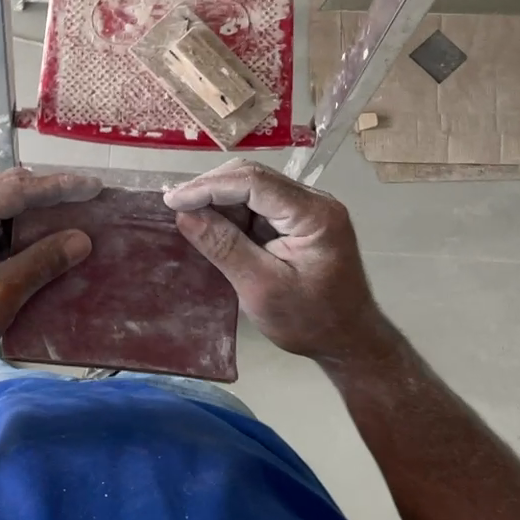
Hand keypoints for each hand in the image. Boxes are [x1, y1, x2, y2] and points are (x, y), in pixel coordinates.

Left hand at [0, 168, 102, 365]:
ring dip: (37, 207)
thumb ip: (42, 262)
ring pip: (3, 205)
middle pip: (9, 190)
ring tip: (74, 208)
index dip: (57, 187)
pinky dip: (23, 225)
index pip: (16, 190)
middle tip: (88, 194)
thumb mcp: (1, 293)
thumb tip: (82, 239)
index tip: (92, 186)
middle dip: (49, 190)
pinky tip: (47, 233)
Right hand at [165, 159, 382, 365]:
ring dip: (218, 199)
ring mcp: (307, 209)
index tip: (171, 200)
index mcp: (314, 214)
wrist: (348, 342)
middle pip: (253, 177)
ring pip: (252, 187)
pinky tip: (210, 224)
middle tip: (174, 206)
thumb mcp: (261, 288)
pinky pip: (258, 204)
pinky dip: (231, 211)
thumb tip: (184, 214)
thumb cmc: (309, 321)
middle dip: (211, 188)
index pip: (253, 182)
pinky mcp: (298, 221)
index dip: (208, 186)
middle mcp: (315, 201)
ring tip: (187, 215)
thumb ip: (224, 247)